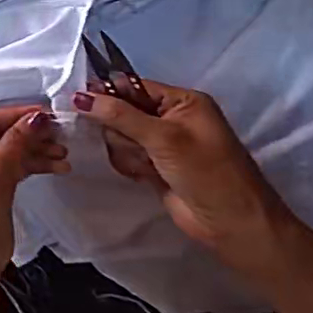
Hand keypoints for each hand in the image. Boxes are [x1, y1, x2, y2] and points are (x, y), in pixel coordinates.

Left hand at [0, 106, 67, 285]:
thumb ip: (17, 140)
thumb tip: (39, 116)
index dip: (20, 114)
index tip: (51, 112)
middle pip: (3, 133)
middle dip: (32, 134)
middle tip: (64, 134)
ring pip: (13, 150)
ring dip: (38, 150)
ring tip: (65, 154)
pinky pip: (16, 167)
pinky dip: (35, 165)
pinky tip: (58, 166)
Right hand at [74, 80, 304, 275]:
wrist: (233, 226)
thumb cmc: (207, 174)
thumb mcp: (164, 138)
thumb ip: (119, 115)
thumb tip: (79, 96)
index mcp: (182, 101)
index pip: (131, 86)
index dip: (107, 94)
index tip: (82, 104)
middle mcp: (170, 117)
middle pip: (119, 110)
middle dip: (120, 129)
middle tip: (136, 145)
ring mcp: (161, 143)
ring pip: (117, 134)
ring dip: (125, 150)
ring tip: (146, 165)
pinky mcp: (153, 164)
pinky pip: (123, 154)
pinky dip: (128, 164)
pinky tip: (145, 176)